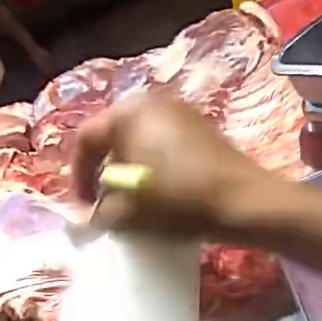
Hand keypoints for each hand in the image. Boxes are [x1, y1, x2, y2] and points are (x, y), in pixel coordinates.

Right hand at [70, 98, 277, 237]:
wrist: (243, 201)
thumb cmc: (179, 200)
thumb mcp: (130, 212)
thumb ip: (99, 213)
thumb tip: (85, 218)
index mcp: (127, 113)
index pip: (86, 139)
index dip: (78, 176)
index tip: (84, 207)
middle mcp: (152, 102)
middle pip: (114, 135)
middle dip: (104, 170)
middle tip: (105, 202)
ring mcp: (181, 112)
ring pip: (141, 139)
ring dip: (130, 168)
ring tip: (133, 200)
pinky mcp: (203, 128)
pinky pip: (166, 143)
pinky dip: (155, 164)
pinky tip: (162, 190)